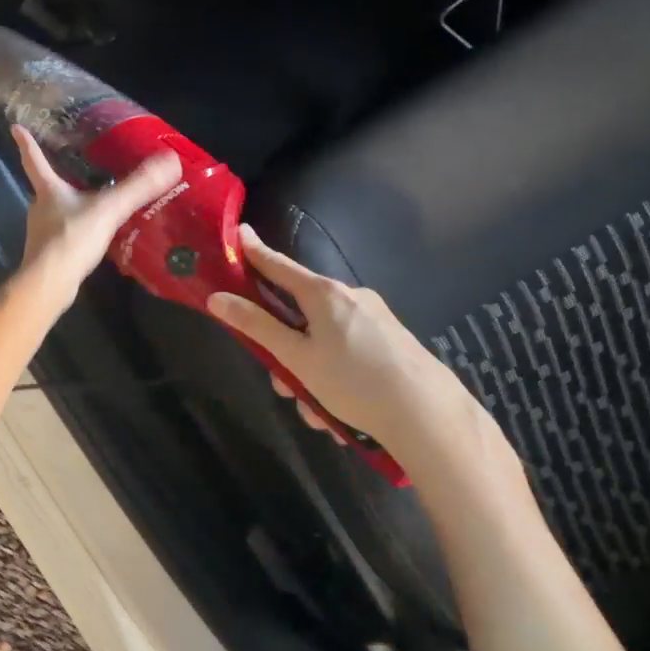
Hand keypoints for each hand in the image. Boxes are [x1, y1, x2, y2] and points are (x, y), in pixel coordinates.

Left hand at [10, 125, 182, 307]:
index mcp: (48, 190)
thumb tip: (171, 159)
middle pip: (47, 186)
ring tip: (92, 199)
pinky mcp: (50, 252)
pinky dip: (78, 228)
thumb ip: (138, 187)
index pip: (34, 160)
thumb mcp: (108, 209)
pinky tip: (95, 233)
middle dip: (57, 177)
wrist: (49, 283)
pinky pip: (66, 232)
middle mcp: (40, 207)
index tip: (15, 127)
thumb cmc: (71, 239)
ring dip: (71, 204)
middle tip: (71, 165)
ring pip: (57, 210)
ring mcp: (42, 231)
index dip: (26, 143)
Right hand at [208, 225, 496, 465]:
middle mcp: (351, 298)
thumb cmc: (355, 381)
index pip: (277, 264)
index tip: (238, 232)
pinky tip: (341, 415)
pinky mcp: (392, 343)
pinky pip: (348, 355)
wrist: (433, 418)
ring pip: (323, 341)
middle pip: (298, 313)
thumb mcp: (297, 357)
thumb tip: (216, 297)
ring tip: (318, 413)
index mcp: (324, 294)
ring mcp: (375, 320)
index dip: (254, 250)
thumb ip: (256, 326)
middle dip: (284, 349)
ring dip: (311, 376)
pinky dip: (337, 381)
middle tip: (283, 385)